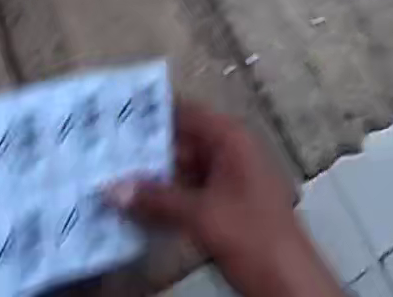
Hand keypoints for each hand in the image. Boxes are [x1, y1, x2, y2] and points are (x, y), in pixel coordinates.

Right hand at [106, 102, 341, 296]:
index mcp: (230, 137)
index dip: (152, 112)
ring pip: (180, 169)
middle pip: (180, 140)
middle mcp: (228, 150)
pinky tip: (132, 207)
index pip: (186, 112)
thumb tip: (111, 188)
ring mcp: (226, 179)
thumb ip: (157, 200)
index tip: (114, 113)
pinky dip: (163, 199)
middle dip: (145, 147)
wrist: (292, 284)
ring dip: (151, 176)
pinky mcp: (223, 206)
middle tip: (100, 149)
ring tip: (107, 175)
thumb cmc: (254, 236)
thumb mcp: (203, 216)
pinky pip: (186, 193)